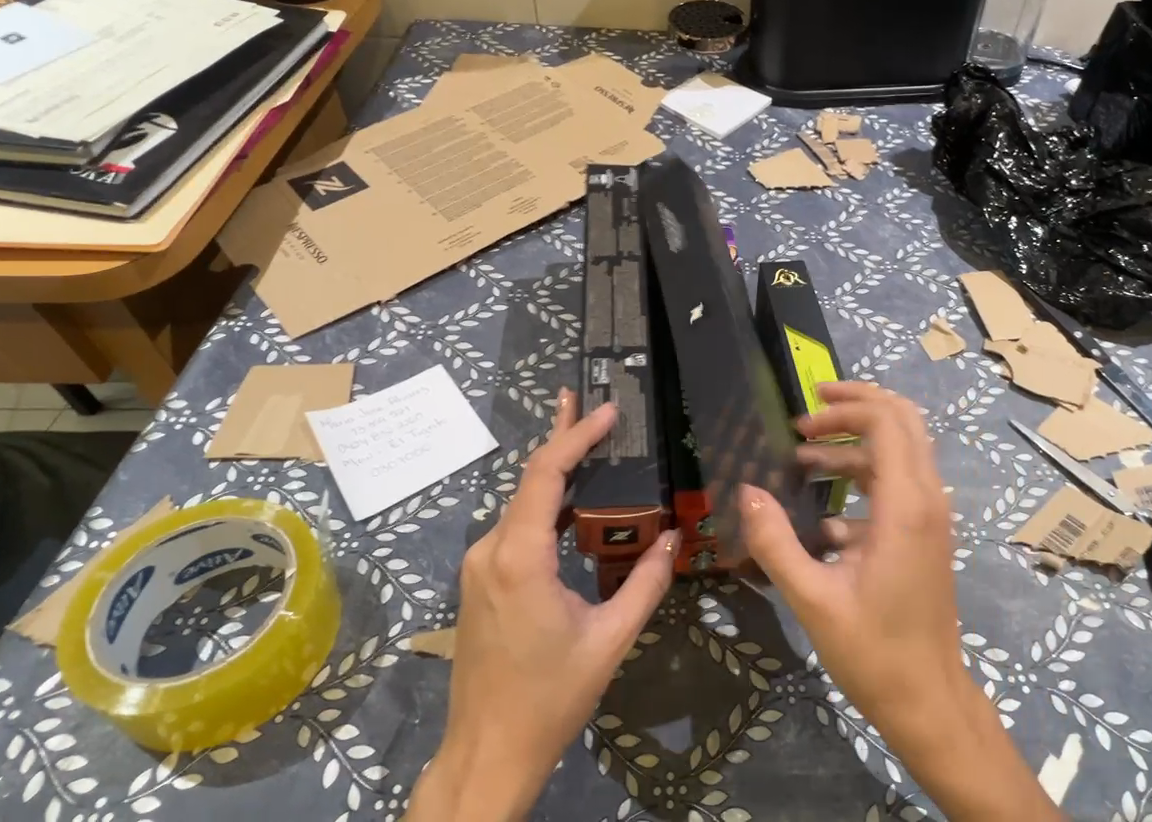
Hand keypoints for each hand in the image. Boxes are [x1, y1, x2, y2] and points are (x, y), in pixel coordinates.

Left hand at [408, 391, 679, 821]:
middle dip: (561, 438)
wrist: (488, 750)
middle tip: (589, 402)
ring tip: (588, 442)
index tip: (607, 411)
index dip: (575, 436)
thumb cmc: (551, 696)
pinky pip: (513, 529)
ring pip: (520, 505)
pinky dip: (543, 506)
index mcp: (519, 558)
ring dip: (554, 474)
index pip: (545, 476)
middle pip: (529, 481)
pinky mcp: (479, 581)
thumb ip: (646, 582)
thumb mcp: (610, 639)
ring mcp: (479, 566)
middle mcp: (491, 551)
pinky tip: (570, 504)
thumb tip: (673, 538)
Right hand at [738, 381, 1061, 820]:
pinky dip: (865, 480)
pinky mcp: (926, 536)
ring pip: (902, 452)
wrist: (927, 699)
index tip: (803, 414)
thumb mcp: (812, 598)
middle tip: (807, 417)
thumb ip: (775, 542)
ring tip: (803, 458)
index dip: (846, 406)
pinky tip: (824, 517)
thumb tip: (747, 491)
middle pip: (903, 422)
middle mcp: (927, 500)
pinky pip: (900, 485)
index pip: (886, 422)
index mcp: (904, 506)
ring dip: (855, 445)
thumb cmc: (872, 651)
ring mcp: (931, 518)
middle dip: (855, 409)